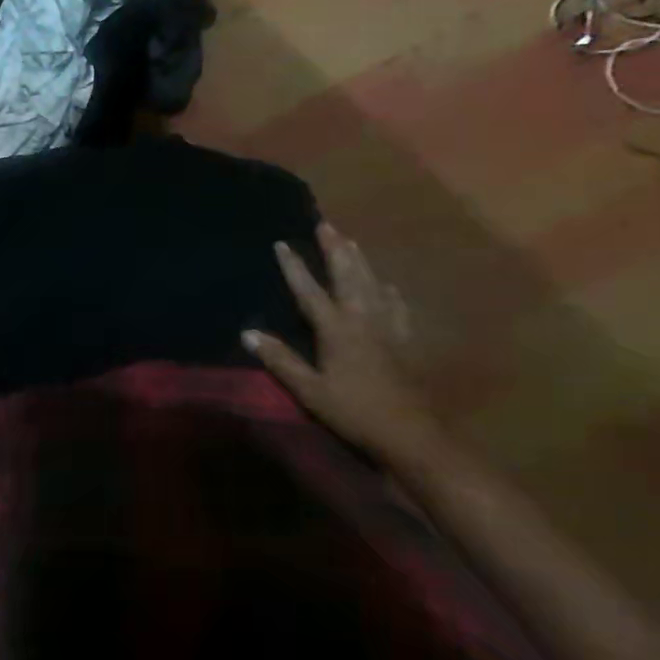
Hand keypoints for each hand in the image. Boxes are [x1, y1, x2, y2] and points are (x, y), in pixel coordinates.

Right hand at [241, 223, 436, 460]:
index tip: (281, 243)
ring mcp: (387, 328)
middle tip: (326, 225)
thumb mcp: (309, 390)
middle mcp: (362, 320)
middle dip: (334, 249)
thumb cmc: (354, 411)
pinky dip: (387, 290)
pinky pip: (396, 306)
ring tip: (350, 241)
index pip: (309, 291)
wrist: (411, 434)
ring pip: (372, 284)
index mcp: (336, 329)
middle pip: (347, 276)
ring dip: (359, 261)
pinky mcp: (404, 341)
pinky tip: (386, 284)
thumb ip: (280, 360)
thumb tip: (248, 333)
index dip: (294, 267)